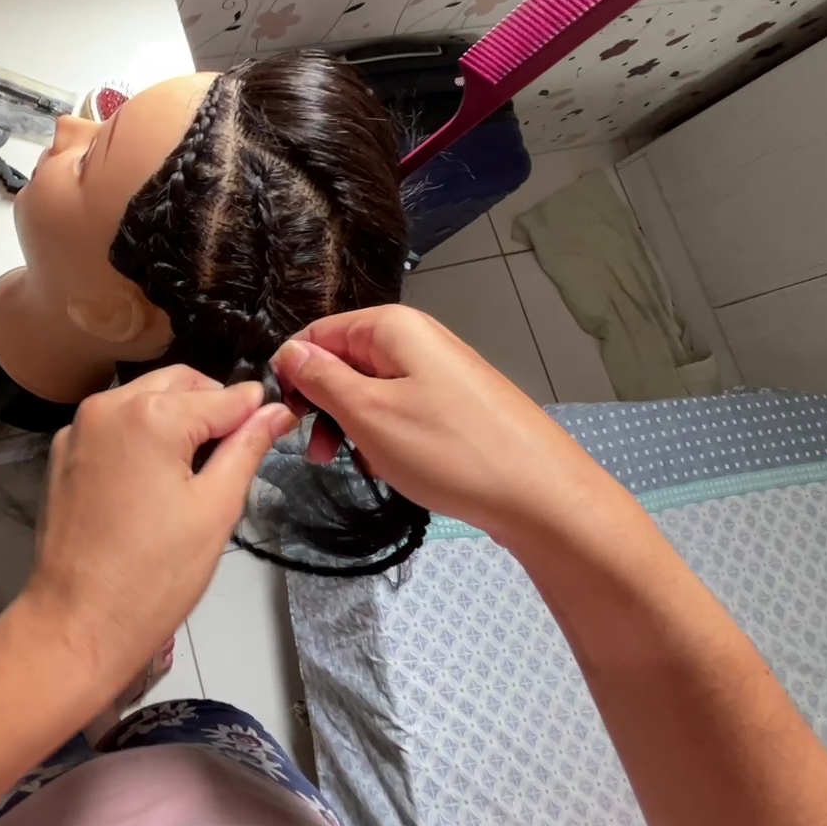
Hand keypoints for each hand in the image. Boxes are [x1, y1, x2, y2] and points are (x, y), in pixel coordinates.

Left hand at [22, 365, 294, 694]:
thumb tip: (277, 411)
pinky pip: (114, 422)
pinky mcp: (62, 451)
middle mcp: (110, 405)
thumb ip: (248, 447)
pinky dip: (141, 432)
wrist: (76, 624)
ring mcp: (79, 427)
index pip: (223, 397)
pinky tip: (154, 475)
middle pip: (179, 382)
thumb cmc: (155, 574)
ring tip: (197, 464)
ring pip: (144, 396)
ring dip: (176, 414)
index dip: (255, 410)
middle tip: (237, 446)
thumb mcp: (216, 508)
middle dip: (213, 404)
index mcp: (152, 414)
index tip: (278, 421)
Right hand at [273, 304, 618, 542]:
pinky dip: (384, 435)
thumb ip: (321, 377)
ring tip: (355, 462)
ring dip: (352, 425)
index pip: (317, 333)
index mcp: (392, 327)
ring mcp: (439, 372)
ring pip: (371, 389)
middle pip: (344, 361)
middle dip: (324, 404)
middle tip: (318, 451)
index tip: (284, 414)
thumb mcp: (368, 412)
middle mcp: (416, 339)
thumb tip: (289, 351)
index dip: (293, 371)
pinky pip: (401, 408)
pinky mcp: (454, 403)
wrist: (542, 498)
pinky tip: (390, 464)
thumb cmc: (449, 450)